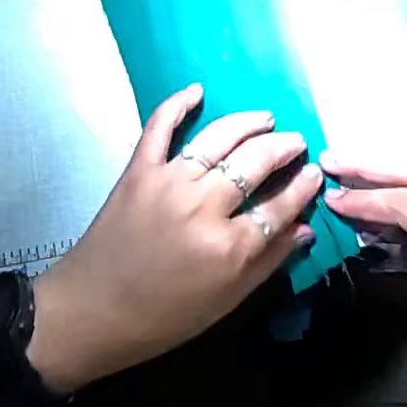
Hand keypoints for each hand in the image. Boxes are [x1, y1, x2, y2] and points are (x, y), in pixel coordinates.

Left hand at [26, 83, 321, 391]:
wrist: (91, 312)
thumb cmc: (164, 316)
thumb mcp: (226, 300)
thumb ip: (269, 262)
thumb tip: (306, 228)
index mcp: (229, 247)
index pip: (281, 206)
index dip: (303, 187)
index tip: (315, 173)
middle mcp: (203, 207)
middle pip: (256, 163)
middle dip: (284, 148)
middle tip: (296, 141)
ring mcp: (169, 183)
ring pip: (219, 139)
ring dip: (248, 123)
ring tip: (266, 118)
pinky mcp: (138, 171)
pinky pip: (159, 128)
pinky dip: (176, 104)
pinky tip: (197, 90)